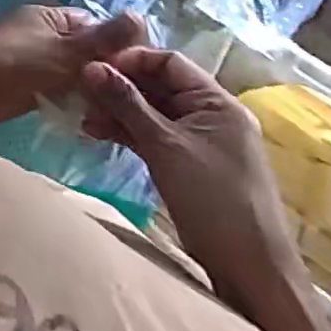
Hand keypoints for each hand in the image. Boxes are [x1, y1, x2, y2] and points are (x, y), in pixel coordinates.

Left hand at [0, 6, 146, 123]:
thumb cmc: (19, 64)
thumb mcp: (67, 51)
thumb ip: (103, 39)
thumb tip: (140, 15)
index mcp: (49, 17)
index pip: (94, 26)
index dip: (118, 45)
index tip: (143, 69)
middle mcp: (43, 34)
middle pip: (86, 51)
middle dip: (106, 70)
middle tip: (135, 94)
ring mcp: (36, 58)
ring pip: (76, 72)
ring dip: (92, 88)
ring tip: (121, 107)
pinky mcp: (32, 82)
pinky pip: (62, 88)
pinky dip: (76, 99)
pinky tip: (98, 116)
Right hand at [79, 48, 298, 305]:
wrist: (249, 270)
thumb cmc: (213, 199)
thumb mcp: (164, 145)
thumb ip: (126, 102)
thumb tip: (91, 65)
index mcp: (217, 103)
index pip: (169, 62)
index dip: (131, 60)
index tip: (95, 68)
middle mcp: (209, 115)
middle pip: (156, 85)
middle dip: (118, 86)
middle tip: (81, 92)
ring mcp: (196, 139)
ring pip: (148, 110)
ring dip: (116, 110)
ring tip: (85, 117)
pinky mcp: (184, 161)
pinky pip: (149, 133)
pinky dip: (124, 130)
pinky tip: (95, 132)